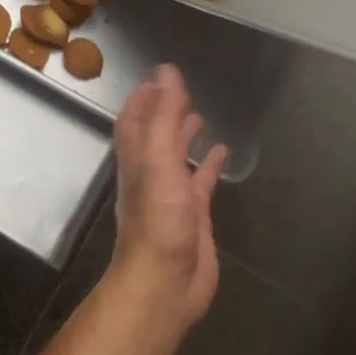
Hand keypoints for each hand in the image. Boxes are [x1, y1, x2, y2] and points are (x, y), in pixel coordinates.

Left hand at [109, 64, 227, 330]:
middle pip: (154, 136)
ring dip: (183, 135)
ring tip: (199, 114)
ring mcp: (172, 196)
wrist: (166, 283)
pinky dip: (208, 165)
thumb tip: (166, 71)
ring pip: (176, 157)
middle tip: (181, 90)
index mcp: (136, 160)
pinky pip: (200, 183)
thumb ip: (164, 116)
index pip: (134, 121)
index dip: (143, 99)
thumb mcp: (159, 160)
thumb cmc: (158, 221)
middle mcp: (150, 174)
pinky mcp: (194, 216)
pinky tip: (221, 153)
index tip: (159, 77)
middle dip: (163, 112)